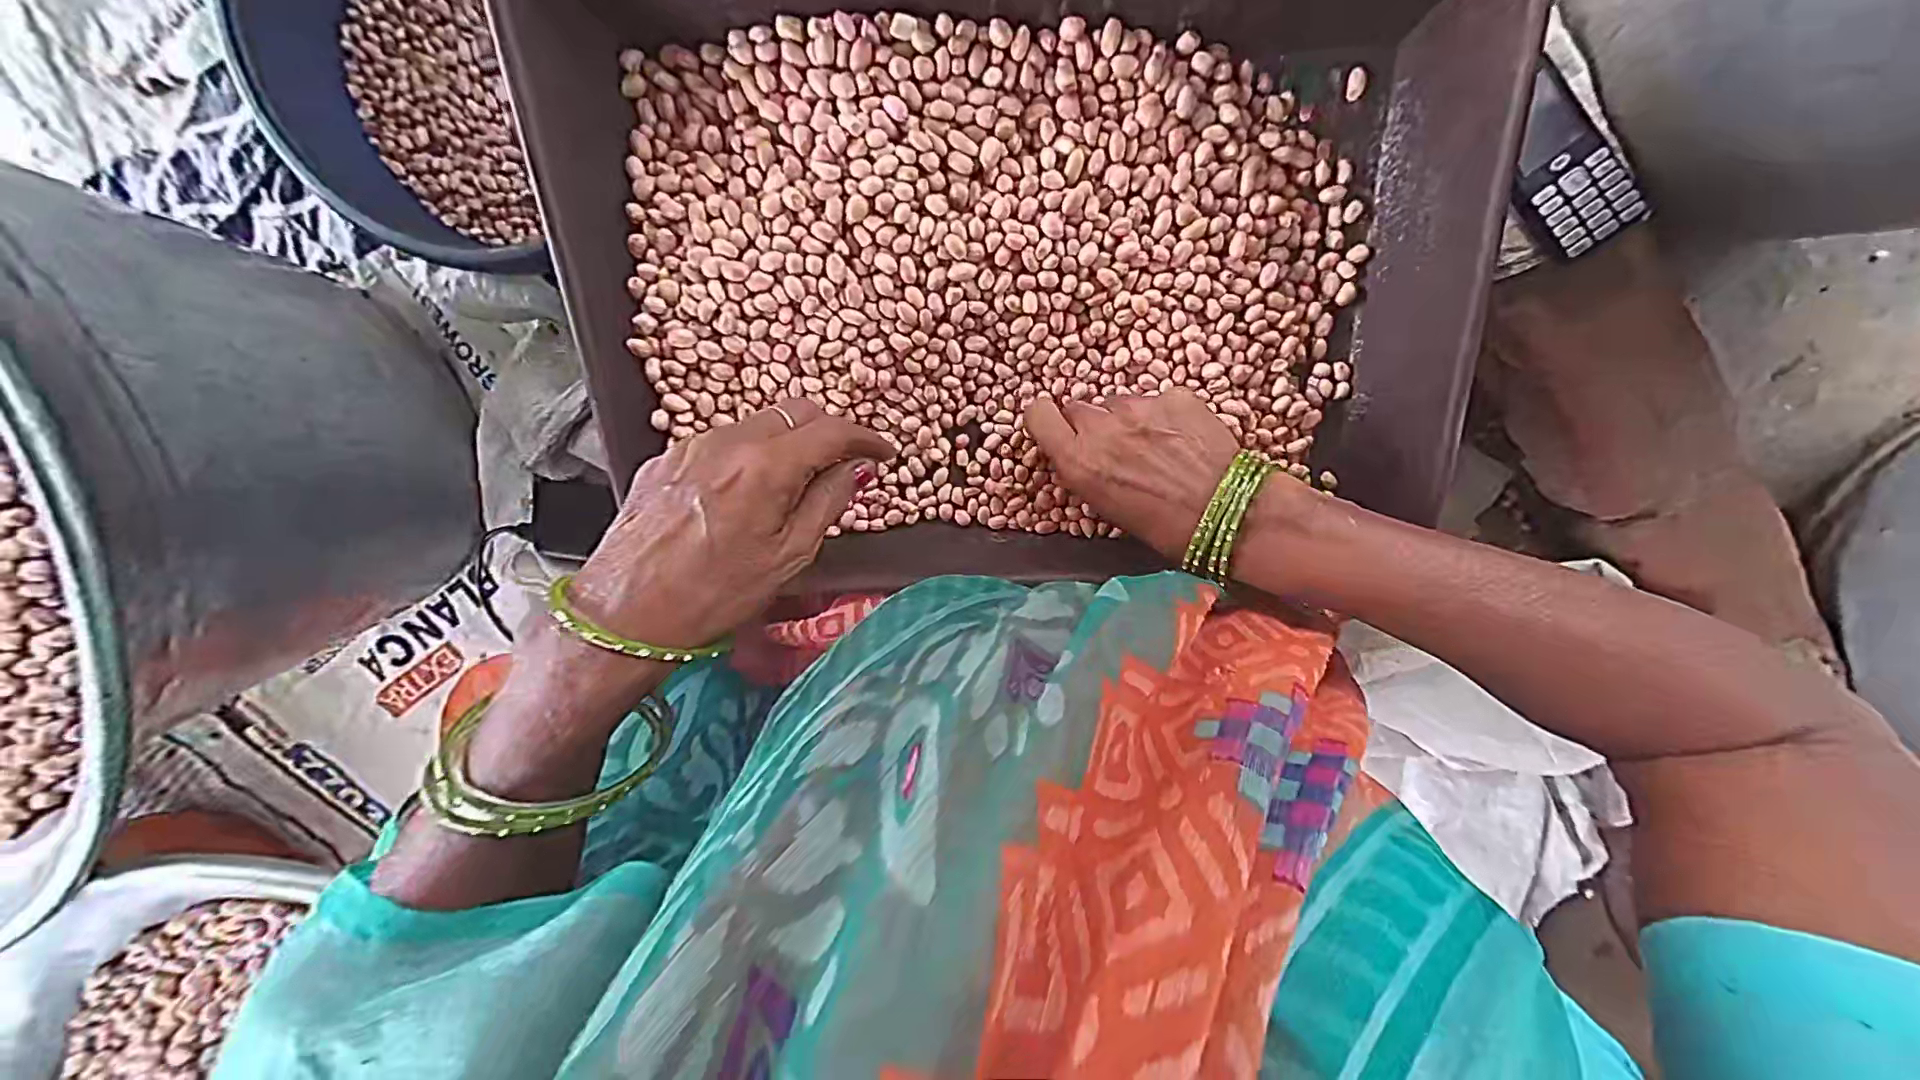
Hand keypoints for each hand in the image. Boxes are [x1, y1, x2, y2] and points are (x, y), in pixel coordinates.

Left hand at [568, 399, 896, 651]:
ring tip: (794, 485)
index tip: (881, 453)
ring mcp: (690, 445)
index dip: (865, 438)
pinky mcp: (665, 458)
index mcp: (764, 467)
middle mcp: (726, 442)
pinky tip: (747, 492)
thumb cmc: (713, 595)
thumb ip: (828, 502)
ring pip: (758, 423)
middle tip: (844, 464)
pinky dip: (749, 455)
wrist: (626, 613)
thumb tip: (854, 470)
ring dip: (788, 443)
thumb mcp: (788, 556)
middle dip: (829, 431)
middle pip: (795, 411)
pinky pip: (722, 442)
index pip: (831, 430)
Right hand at [1023, 389, 1315, 560]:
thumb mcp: (1106, 507)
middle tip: (1114, 449)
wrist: (1230, 515)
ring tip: (1155, 447)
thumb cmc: (1164, 528)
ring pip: (1118, 403)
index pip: (1038, 414)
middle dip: (1090, 424)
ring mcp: (1140, 407)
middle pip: (1079, 408)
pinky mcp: (1174, 396)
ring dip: (1127, 419)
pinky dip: (1163, 415)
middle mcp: (1102, 427)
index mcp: (1079, 461)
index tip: (1057, 428)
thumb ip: (1085, 469)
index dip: (1047, 419)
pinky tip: (1182, 439)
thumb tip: (1081, 452)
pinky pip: (1156, 400)